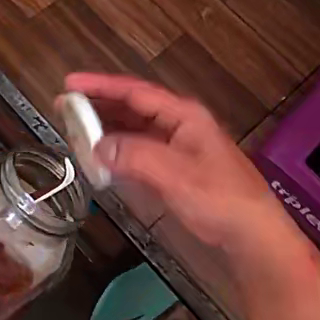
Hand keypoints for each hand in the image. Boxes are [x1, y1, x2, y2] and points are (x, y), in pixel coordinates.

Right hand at [62, 72, 307, 265]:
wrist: (252, 235)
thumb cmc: (222, 201)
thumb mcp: (175, 175)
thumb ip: (134, 156)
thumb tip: (99, 146)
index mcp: (184, 116)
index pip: (135, 92)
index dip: (100, 86)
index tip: (71, 84)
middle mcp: (181, 127)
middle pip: (133, 108)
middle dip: (100, 107)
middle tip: (67, 109)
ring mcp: (180, 149)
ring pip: (136, 131)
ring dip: (107, 130)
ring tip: (78, 132)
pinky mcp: (178, 171)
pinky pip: (141, 153)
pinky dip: (119, 153)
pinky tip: (104, 161)